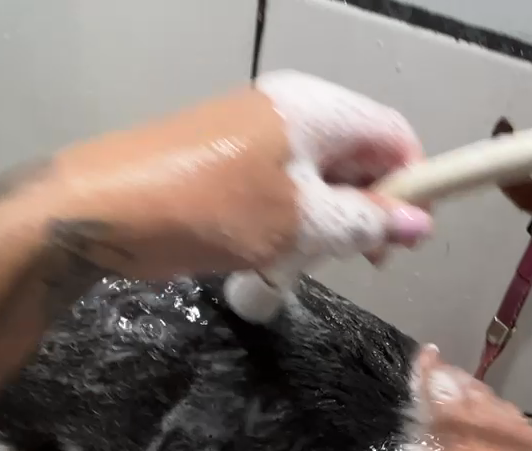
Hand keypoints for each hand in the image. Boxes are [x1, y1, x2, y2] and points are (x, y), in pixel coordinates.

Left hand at [40, 71, 432, 279]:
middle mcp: (294, 111)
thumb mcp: (305, 223)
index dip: (414, 183)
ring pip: (327, 179)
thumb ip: (368, 222)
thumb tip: (420, 224)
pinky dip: (300, 223)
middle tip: (364, 261)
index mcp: (318, 108)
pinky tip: (283, 253)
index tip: (406, 237)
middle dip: (372, 209)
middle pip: (363, 155)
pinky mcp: (236, 163)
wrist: (111, 209)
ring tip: (315, 259)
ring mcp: (262, 135)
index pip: (394, 134)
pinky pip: (291, 190)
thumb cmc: (217, 208)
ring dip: (335, 223)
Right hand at [327, 348, 531, 450]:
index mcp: (457, 435)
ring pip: (496, 402)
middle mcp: (489, 423)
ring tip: (469, 400)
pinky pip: (518, 424)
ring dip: (479, 397)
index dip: (427, 368)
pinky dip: (505, 421)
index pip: (437, 388)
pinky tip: (504, 434)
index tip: (424, 351)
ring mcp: (521, 433)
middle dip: (452, 380)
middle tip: (440, 378)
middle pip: (468, 388)